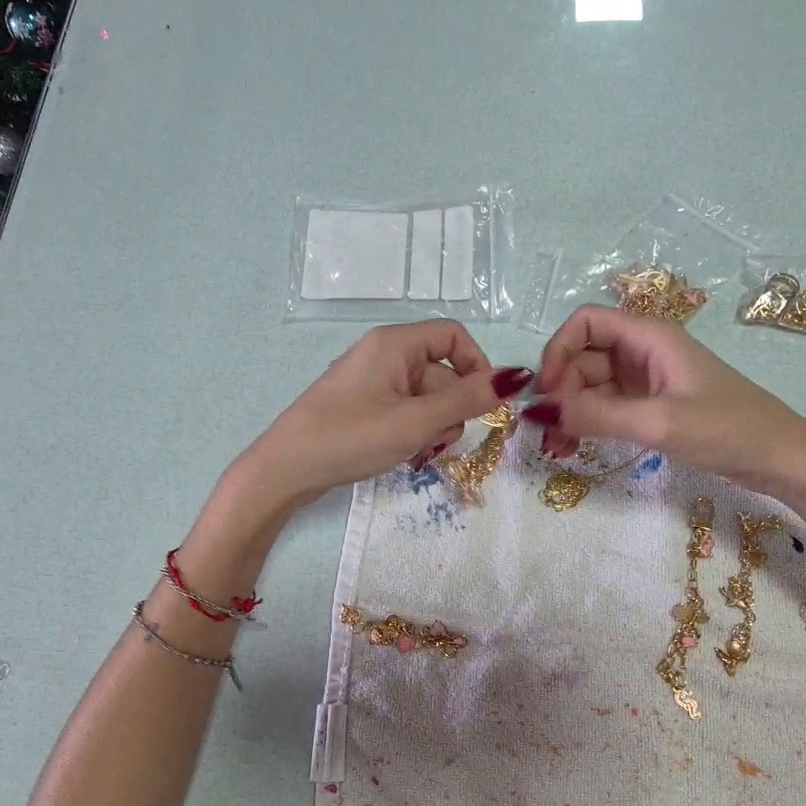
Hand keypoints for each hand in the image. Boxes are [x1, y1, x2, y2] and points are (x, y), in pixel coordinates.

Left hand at [233, 322, 533, 507]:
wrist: (285, 469)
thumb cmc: (351, 437)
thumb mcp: (416, 421)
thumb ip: (468, 399)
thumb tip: (519, 375)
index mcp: (394, 343)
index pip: (453, 336)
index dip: (477, 366)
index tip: (485, 403)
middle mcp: (382, 354)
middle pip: (440, 371)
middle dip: (451, 407)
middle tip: (440, 441)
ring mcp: (369, 382)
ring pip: (423, 396)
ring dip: (433, 424)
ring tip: (419, 452)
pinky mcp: (359, 407)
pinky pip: (402, 410)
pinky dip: (411, 430)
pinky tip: (403, 455)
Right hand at [527, 305, 805, 493]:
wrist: (781, 460)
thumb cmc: (728, 429)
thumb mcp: (658, 422)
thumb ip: (595, 416)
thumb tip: (536, 413)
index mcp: (650, 337)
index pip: (585, 323)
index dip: (559, 351)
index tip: (548, 392)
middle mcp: (644, 352)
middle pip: (582, 357)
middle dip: (559, 391)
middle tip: (547, 433)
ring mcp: (646, 381)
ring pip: (589, 386)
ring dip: (568, 413)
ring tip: (557, 449)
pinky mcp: (650, 407)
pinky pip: (604, 408)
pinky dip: (585, 424)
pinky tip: (573, 448)